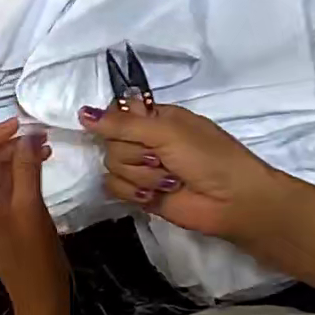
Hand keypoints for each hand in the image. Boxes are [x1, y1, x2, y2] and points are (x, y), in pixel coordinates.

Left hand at [0, 118, 68, 313]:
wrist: (42, 297)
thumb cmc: (33, 256)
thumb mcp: (30, 208)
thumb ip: (26, 168)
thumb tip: (29, 135)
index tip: (16, 124)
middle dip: (5, 146)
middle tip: (34, 131)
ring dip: (16, 157)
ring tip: (43, 144)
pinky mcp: (2, 218)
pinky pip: (7, 188)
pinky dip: (22, 173)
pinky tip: (41, 160)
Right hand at [79, 102, 290, 241]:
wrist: (232, 201)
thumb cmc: (208, 157)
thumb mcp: (167, 132)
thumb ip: (123, 124)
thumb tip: (82, 114)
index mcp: (155, 118)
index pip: (116, 113)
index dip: (116, 123)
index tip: (130, 130)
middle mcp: (145, 140)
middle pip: (110, 142)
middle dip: (134, 154)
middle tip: (161, 159)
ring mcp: (141, 168)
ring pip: (111, 165)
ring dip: (140, 175)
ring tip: (168, 180)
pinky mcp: (137, 192)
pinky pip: (113, 186)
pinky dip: (133, 191)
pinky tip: (155, 195)